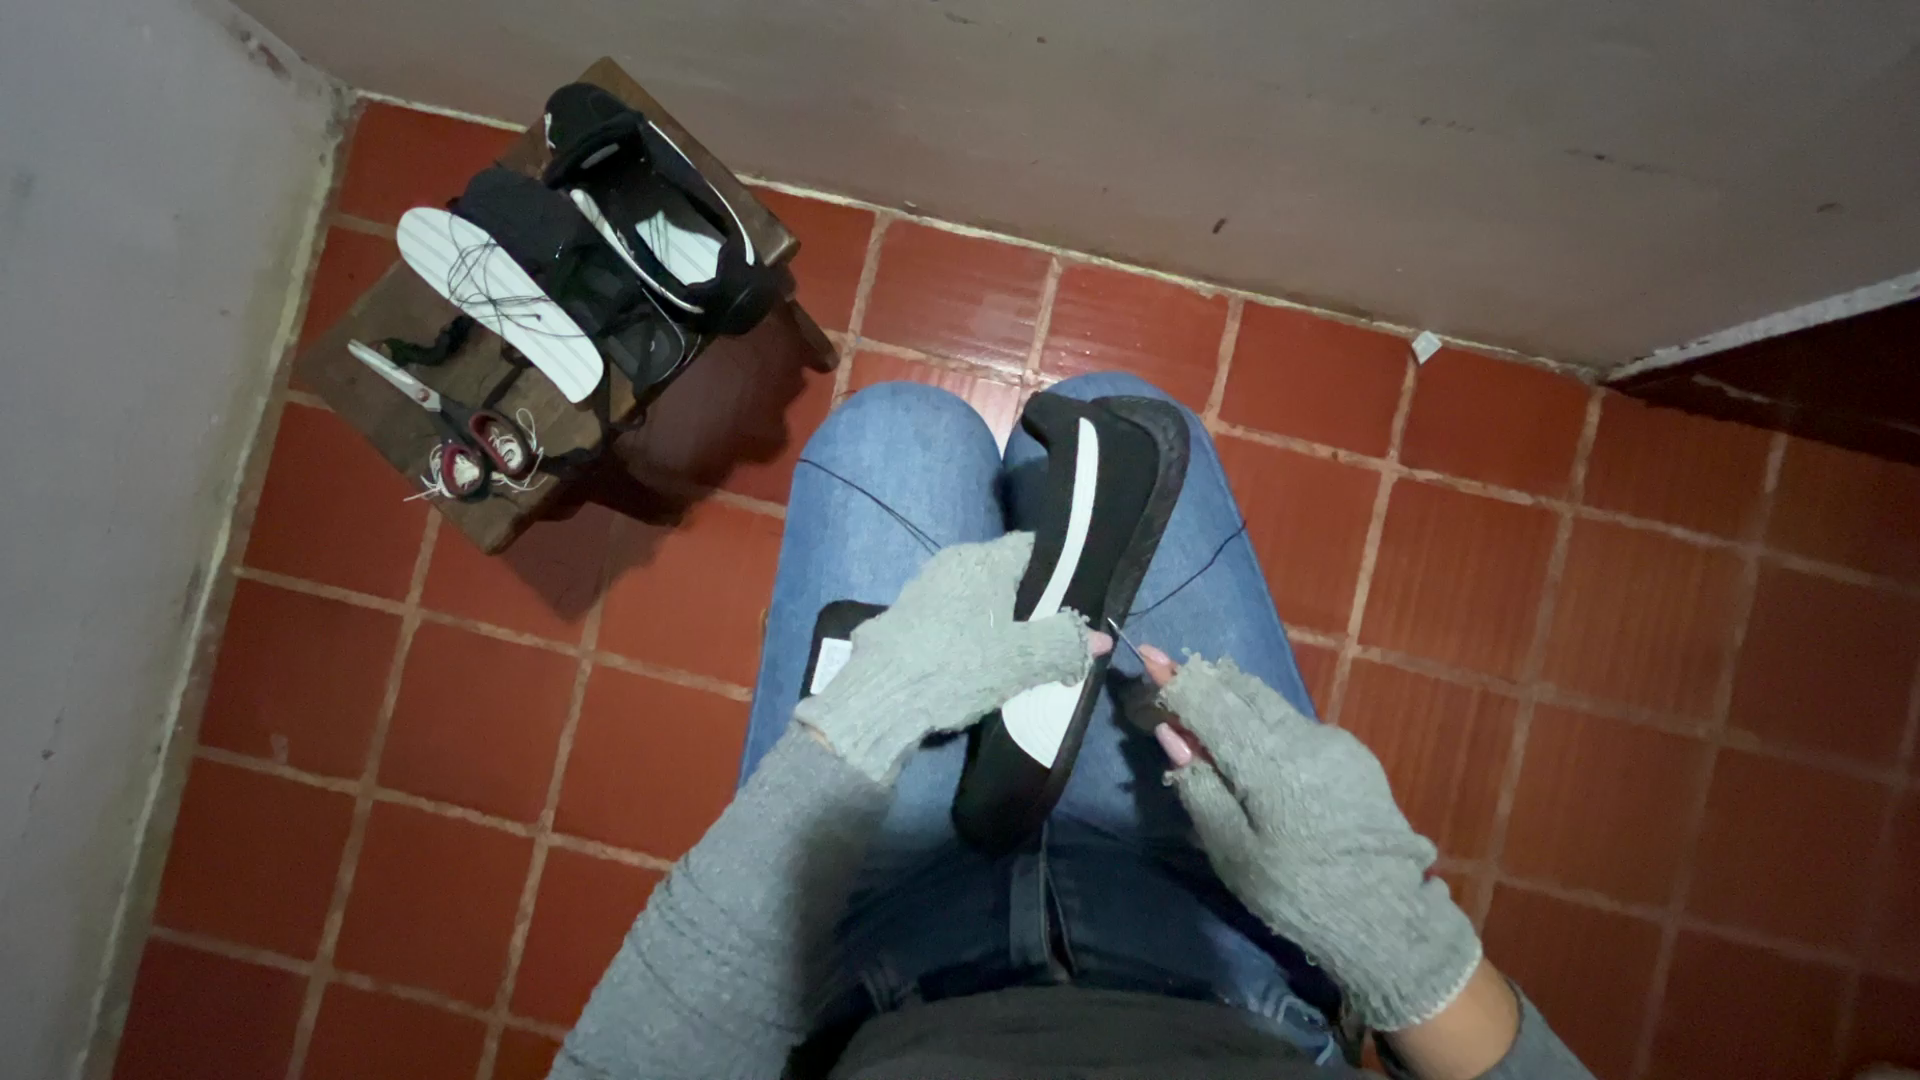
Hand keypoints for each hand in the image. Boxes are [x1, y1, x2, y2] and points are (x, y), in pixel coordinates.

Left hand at [795, 532, 1110, 784]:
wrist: (879, 700)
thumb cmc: (958, 667)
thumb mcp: (1021, 660)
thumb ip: (1063, 643)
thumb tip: (1099, 638)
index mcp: (983, 561)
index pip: (1031, 547)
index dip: (1057, 569)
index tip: (1073, 598)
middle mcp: (950, 562)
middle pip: (1002, 573)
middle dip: (1026, 600)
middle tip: (1048, 635)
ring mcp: (919, 588)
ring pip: (972, 596)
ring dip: (992, 618)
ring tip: (1010, 654)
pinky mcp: (898, 617)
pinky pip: (944, 616)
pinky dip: (962, 633)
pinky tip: (966, 664)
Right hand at [1135, 644, 1480, 1031]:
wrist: (1389, 919)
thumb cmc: (1297, 892)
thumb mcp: (1232, 852)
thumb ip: (1199, 787)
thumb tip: (1172, 733)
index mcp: (1268, 764)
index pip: (1210, 704)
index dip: (1175, 679)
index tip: (1148, 654)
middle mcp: (1301, 736)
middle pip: (1241, 688)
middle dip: (1202, 676)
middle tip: (1169, 672)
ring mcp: (1331, 740)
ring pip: (1268, 700)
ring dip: (1231, 692)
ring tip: (1203, 694)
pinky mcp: (1351, 752)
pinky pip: (1292, 720)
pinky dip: (1260, 716)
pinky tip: (1250, 734)